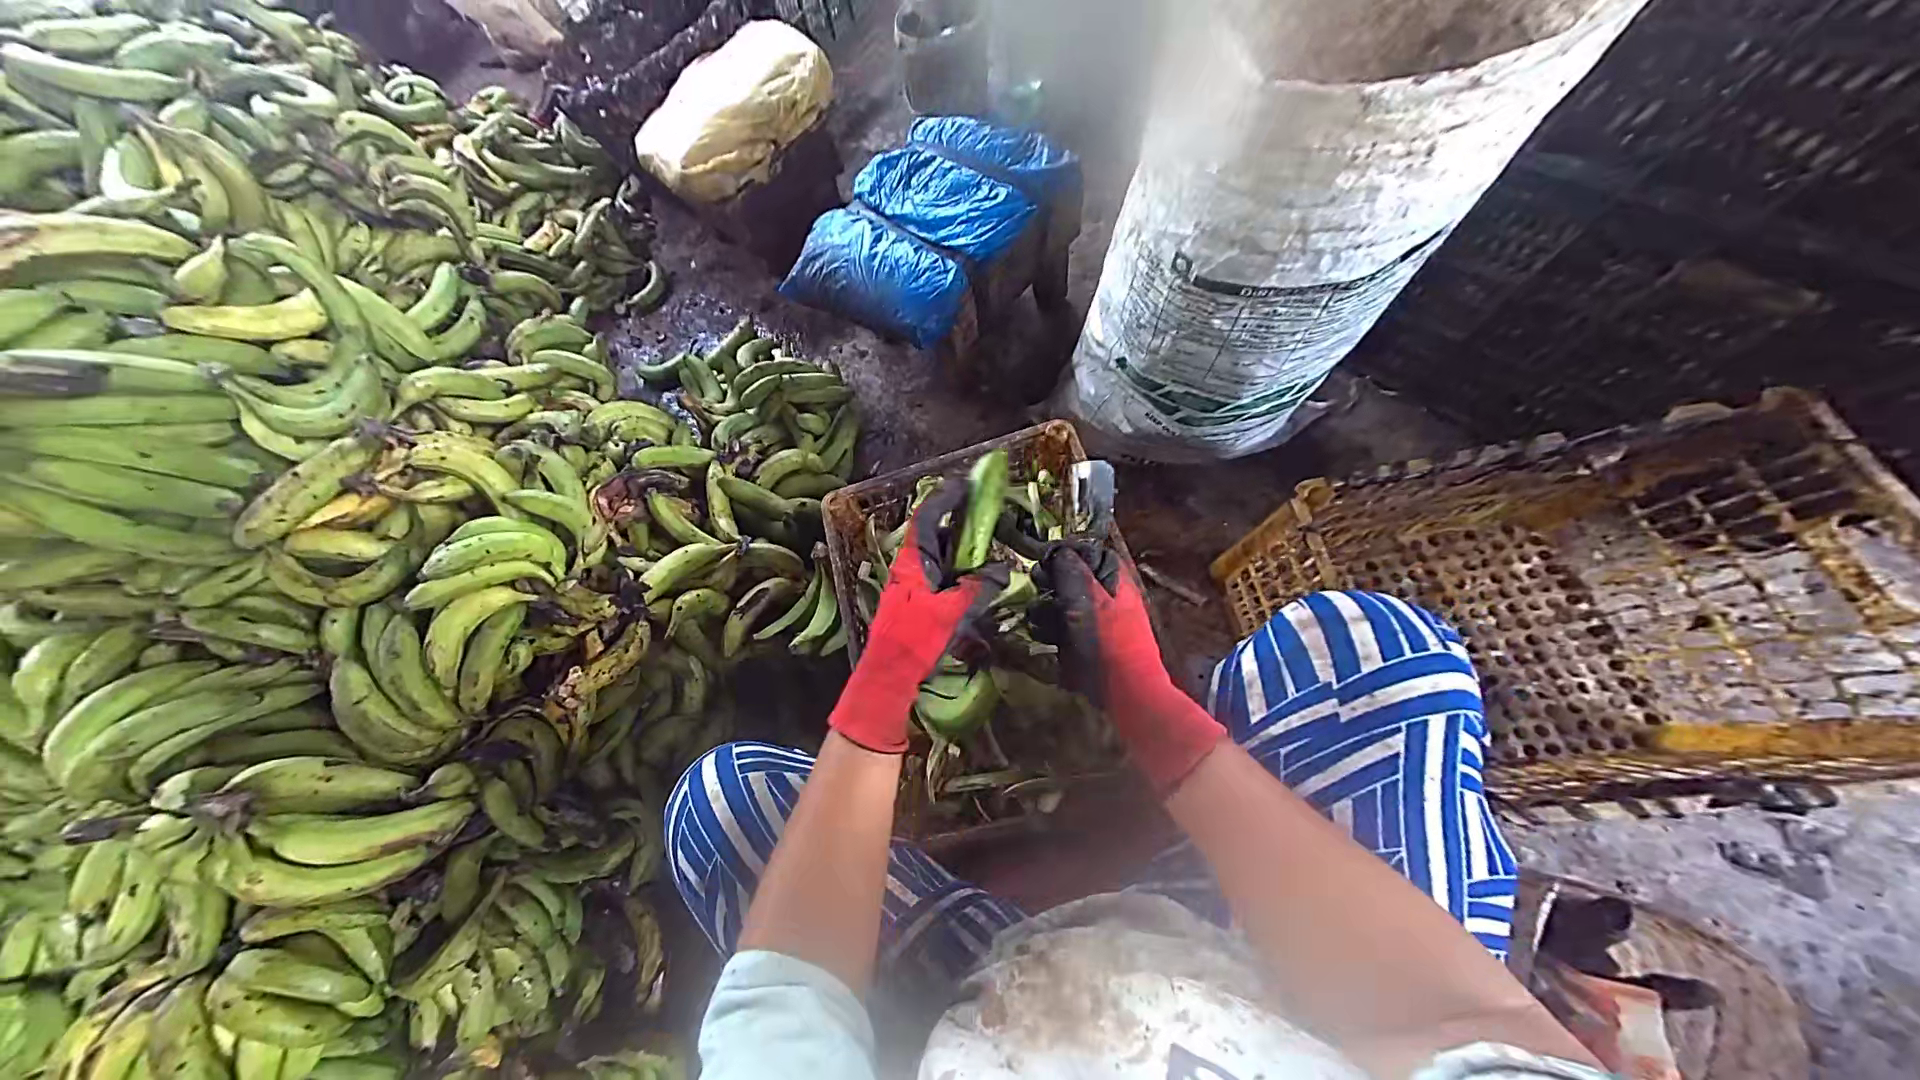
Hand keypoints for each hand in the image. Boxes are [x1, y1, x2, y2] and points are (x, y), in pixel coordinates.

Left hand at [828, 479, 1006, 752]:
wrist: (888, 674)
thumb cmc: (915, 638)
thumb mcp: (952, 611)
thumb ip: (978, 587)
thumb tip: (1004, 569)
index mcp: (913, 560)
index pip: (928, 517)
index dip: (946, 497)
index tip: (966, 483)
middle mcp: (910, 565)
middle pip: (936, 534)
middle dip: (961, 524)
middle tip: (988, 517)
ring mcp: (912, 582)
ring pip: (940, 556)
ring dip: (962, 550)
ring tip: (989, 549)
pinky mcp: (916, 600)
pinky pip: (941, 575)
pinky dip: (959, 572)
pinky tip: (977, 580)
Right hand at [1039, 541, 1224, 793]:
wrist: (1125, 690)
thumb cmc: (1108, 639)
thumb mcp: (1084, 598)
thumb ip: (1069, 569)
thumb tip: (1056, 551)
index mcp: (1113, 577)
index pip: (1086, 550)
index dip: (1063, 552)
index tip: (1042, 559)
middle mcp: (1104, 594)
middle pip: (1069, 575)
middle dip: (1050, 580)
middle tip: (1038, 586)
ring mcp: (1094, 618)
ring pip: (1061, 600)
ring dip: (1046, 606)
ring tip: (1041, 618)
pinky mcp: (1084, 641)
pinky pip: (1061, 625)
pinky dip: (1050, 627)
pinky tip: (1044, 636)